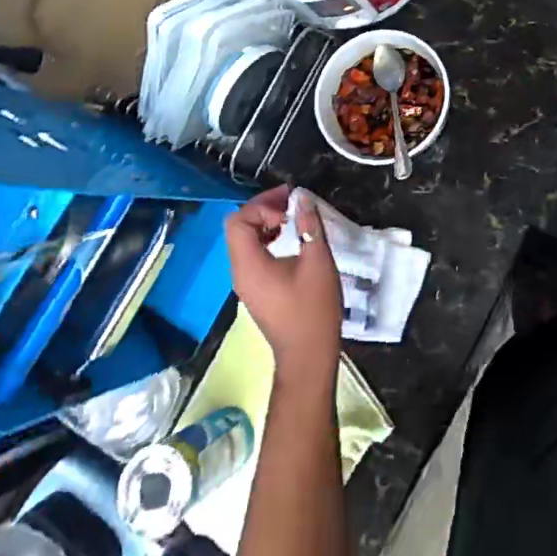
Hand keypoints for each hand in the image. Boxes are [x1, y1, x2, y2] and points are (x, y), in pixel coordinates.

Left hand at [225, 186, 341, 382]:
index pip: (239, 220)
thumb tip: (303, 200)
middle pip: (238, 228)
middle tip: (292, 203)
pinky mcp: (255, 290)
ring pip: (244, 242)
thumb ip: (310, 227)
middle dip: (264, 209)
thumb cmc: (314, 309)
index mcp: (249, 264)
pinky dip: (267, 241)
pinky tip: (289, 242)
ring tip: (292, 219)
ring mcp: (245, 283)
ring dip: (265, 224)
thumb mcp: (319, 262)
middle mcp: (239, 272)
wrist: (308, 355)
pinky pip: (252, 256)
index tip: (291, 205)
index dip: (263, 205)